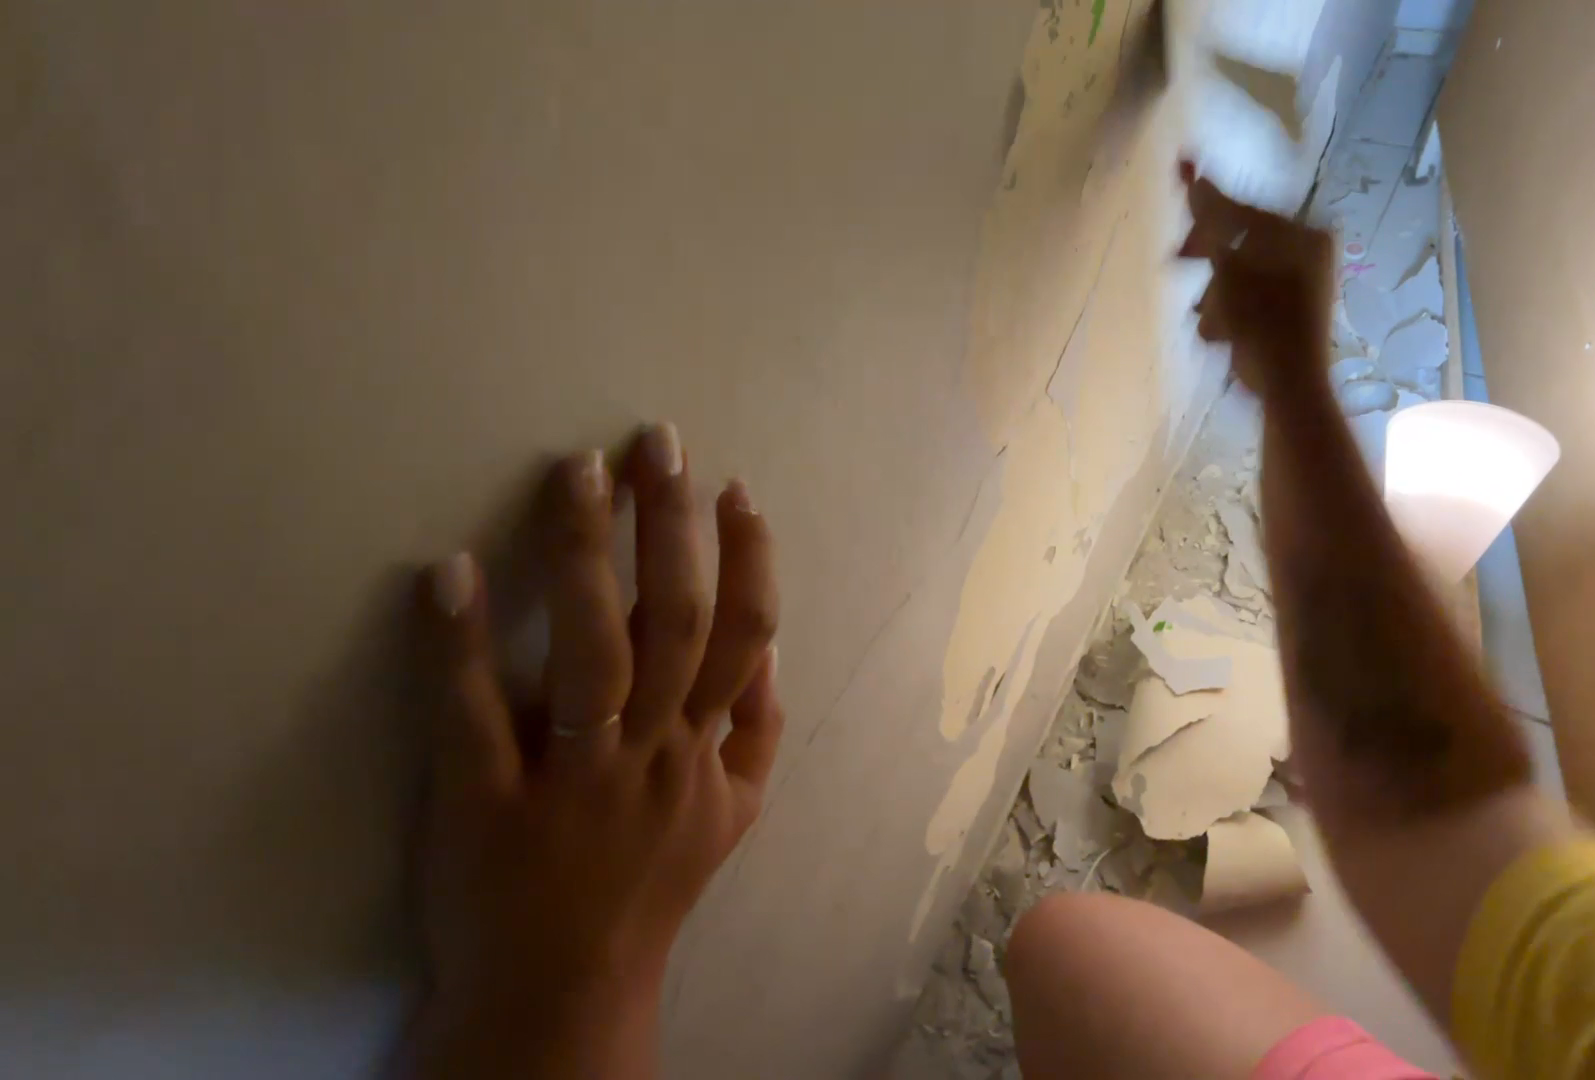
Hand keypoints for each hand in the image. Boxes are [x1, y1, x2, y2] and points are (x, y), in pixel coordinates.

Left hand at [411, 423, 780, 1077]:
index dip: (749, 557)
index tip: (733, 490)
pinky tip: (452, 573)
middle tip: (657, 441)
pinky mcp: (485, 802)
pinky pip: (474, 717)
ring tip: (576, 472)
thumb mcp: (739, 811)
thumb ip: (761, 729)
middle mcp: (654, 748)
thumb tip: (774, 648)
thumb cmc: (655, 883)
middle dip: (673, 524)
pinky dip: (461, 644)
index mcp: (708, 747)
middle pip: (677, 620)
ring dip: (585, 554)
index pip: (746, 635)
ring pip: (593, 651)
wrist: (567, 986)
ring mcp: (574, 774)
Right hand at [1176, 160, 1336, 397]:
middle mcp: (1307, 254)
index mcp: (1304, 237)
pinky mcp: (1287, 314)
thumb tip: (1192, 176)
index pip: (1246, 213)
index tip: (1175, 192)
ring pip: (1241, 274)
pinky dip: (1230, 311)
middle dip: (1210, 262)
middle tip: (1181, 263)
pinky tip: (1222, 331)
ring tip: (1210, 318)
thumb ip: (1212, 225)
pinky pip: (1249, 298)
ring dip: (1216, 293)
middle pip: (1243, 243)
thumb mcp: (1232, 273)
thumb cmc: (1264, 328)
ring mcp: (1300, 286)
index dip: (1207, 208)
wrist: (1290, 389)